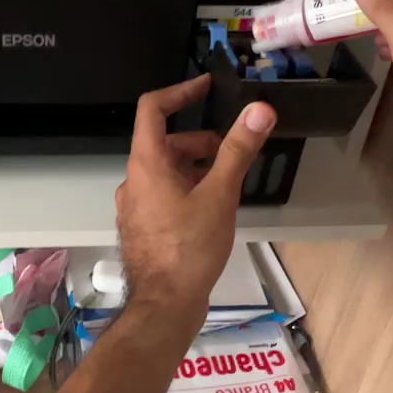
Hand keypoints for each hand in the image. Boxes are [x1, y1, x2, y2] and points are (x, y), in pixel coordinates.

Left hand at [115, 76, 274, 327]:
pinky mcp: (143, 229)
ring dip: (195, 168)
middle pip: (164, 144)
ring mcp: (135, 207)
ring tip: (227, 184)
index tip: (206, 87)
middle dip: (199, 141)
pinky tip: (211, 211)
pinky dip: (186, 190)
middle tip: (231, 151)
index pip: (153, 109)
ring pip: (165, 172)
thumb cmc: (189, 249)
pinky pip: (163, 196)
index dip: (180, 91)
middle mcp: (134, 182)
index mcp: (146, 165)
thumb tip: (259, 110)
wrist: (165, 304)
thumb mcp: (220, 195)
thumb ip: (238, 150)